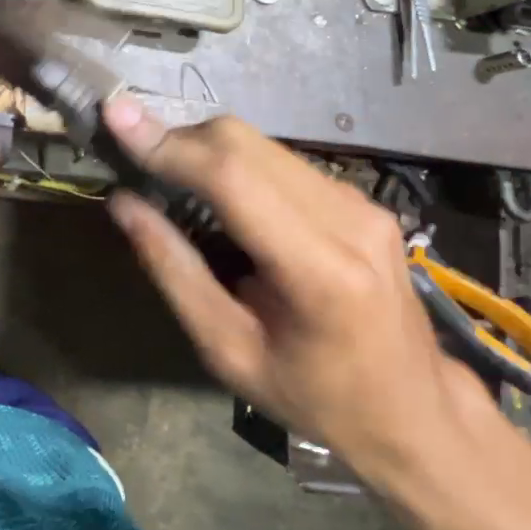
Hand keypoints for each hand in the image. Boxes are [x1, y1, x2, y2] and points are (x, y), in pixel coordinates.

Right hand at [101, 95, 484, 474]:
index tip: (114, 115)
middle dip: (178, 139)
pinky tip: (216, 194)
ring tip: (168, 179)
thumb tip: (122, 202)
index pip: (233, 178)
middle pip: (244, 143)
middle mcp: (349, 220)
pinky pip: (279, 158)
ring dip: (203, 148)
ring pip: (260, 142)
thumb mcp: (227, 350)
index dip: (168, 143)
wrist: (416, 414)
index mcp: (320, 271)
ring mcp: (361, 203)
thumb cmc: (314, 394)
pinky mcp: (360, 198)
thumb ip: (173, 270)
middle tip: (134, 159)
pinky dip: (233, 161)